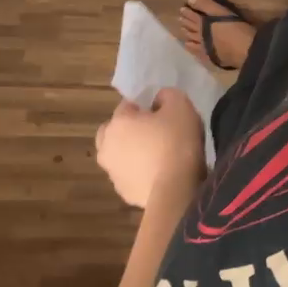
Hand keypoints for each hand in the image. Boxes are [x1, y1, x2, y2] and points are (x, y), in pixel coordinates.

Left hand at [95, 90, 204, 208]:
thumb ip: (167, 95)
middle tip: (152, 129)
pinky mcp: (122, 191)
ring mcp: (112, 171)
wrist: (174, 187)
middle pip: (113, 131)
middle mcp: (107, 146)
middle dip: (127, 128)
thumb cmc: (176, 139)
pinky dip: (139, 170)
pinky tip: (159, 170)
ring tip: (157, 152)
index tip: (162, 109)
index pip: (127, 104)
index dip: (145, 104)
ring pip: (118, 154)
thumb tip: (158, 100)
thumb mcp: (180, 105)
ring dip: (131, 150)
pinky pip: (129, 173)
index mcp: (118, 122)